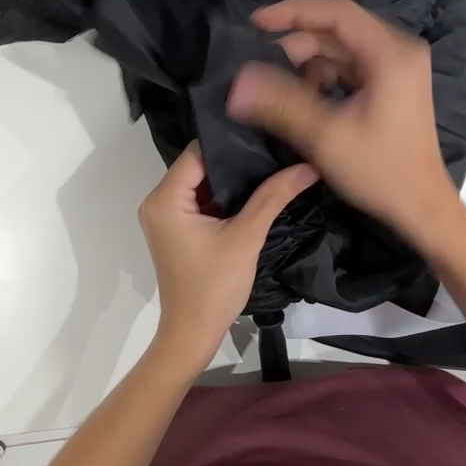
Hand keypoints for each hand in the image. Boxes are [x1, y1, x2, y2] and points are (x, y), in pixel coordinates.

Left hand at [138, 144, 317, 371]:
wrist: (193, 331)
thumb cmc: (214, 287)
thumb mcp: (246, 237)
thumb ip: (274, 196)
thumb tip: (308, 165)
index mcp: (164, 199)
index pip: (199, 152)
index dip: (232, 142)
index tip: (266, 134)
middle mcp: (157, 201)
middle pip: (199, 165)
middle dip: (235, 159)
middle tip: (274, 147)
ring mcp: (164, 216)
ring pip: (201, 183)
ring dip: (231, 179)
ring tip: (270, 164)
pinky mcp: (175, 229)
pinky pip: (199, 201)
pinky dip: (223, 197)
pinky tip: (255, 191)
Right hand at [227, 0, 463, 242]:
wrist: (421, 207)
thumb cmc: (380, 171)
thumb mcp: (324, 136)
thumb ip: (280, 103)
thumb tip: (238, 82)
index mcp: (390, 53)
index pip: (336, 13)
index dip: (292, 12)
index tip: (255, 23)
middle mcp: (398, 51)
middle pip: (338, 30)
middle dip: (296, 43)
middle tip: (259, 65)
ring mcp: (397, 69)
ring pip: (342, 50)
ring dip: (307, 63)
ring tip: (276, 86)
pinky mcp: (392, 87)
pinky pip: (350, 69)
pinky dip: (323, 77)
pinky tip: (302, 99)